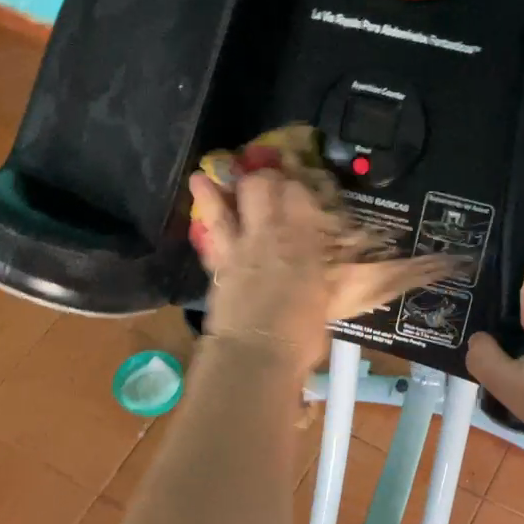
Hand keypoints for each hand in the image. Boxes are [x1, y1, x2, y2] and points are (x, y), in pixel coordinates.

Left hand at [188, 169, 331, 370]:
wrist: (257, 354)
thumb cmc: (300, 338)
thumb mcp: (324, 305)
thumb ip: (320, 282)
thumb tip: (320, 277)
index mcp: (306, 244)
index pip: (301, 196)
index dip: (298, 187)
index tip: (301, 191)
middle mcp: (273, 234)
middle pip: (265, 187)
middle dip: (267, 178)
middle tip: (272, 182)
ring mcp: (242, 244)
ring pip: (236, 199)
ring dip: (232, 183)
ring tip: (226, 168)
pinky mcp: (219, 260)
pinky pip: (212, 225)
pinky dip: (206, 202)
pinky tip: (199, 184)